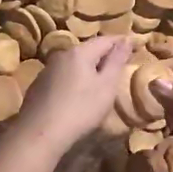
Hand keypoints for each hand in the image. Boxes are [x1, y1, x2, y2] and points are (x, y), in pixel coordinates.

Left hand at [7, 37, 133, 153]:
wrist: (40, 132)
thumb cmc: (80, 109)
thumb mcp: (106, 86)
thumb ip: (116, 61)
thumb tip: (125, 40)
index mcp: (78, 52)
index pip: (104, 40)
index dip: (120, 41)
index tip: (134, 44)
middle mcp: (60, 55)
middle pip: (87, 49)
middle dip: (104, 53)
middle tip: (120, 61)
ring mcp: (46, 70)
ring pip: (73, 62)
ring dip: (87, 66)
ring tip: (101, 76)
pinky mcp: (38, 85)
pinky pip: (62, 75)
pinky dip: (74, 77)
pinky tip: (77, 90)